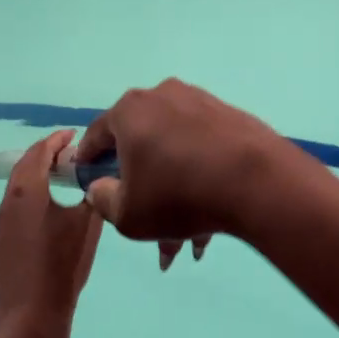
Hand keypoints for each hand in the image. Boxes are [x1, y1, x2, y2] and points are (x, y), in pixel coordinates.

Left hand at [0, 130, 101, 337]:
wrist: (33, 314)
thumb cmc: (63, 264)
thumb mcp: (88, 222)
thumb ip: (91, 192)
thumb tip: (93, 176)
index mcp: (28, 190)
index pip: (40, 151)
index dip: (57, 139)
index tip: (73, 134)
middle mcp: (9, 201)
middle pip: (24, 165)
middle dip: (45, 153)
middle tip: (68, 152)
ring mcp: (1, 223)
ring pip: (17, 186)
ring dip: (36, 174)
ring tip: (60, 176)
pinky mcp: (0, 242)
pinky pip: (15, 206)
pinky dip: (30, 195)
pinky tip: (47, 208)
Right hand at [76, 79, 314, 266]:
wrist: (252, 179)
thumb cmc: (177, 194)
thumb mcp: (127, 215)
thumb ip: (103, 200)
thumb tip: (101, 187)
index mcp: (130, 111)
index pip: (98, 134)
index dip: (88, 159)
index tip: (86, 177)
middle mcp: (161, 96)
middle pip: (140, 143)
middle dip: (140, 186)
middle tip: (143, 222)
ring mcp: (197, 101)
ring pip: (173, 152)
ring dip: (172, 192)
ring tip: (185, 242)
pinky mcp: (226, 114)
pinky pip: (200, 149)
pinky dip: (197, 180)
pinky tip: (207, 223)